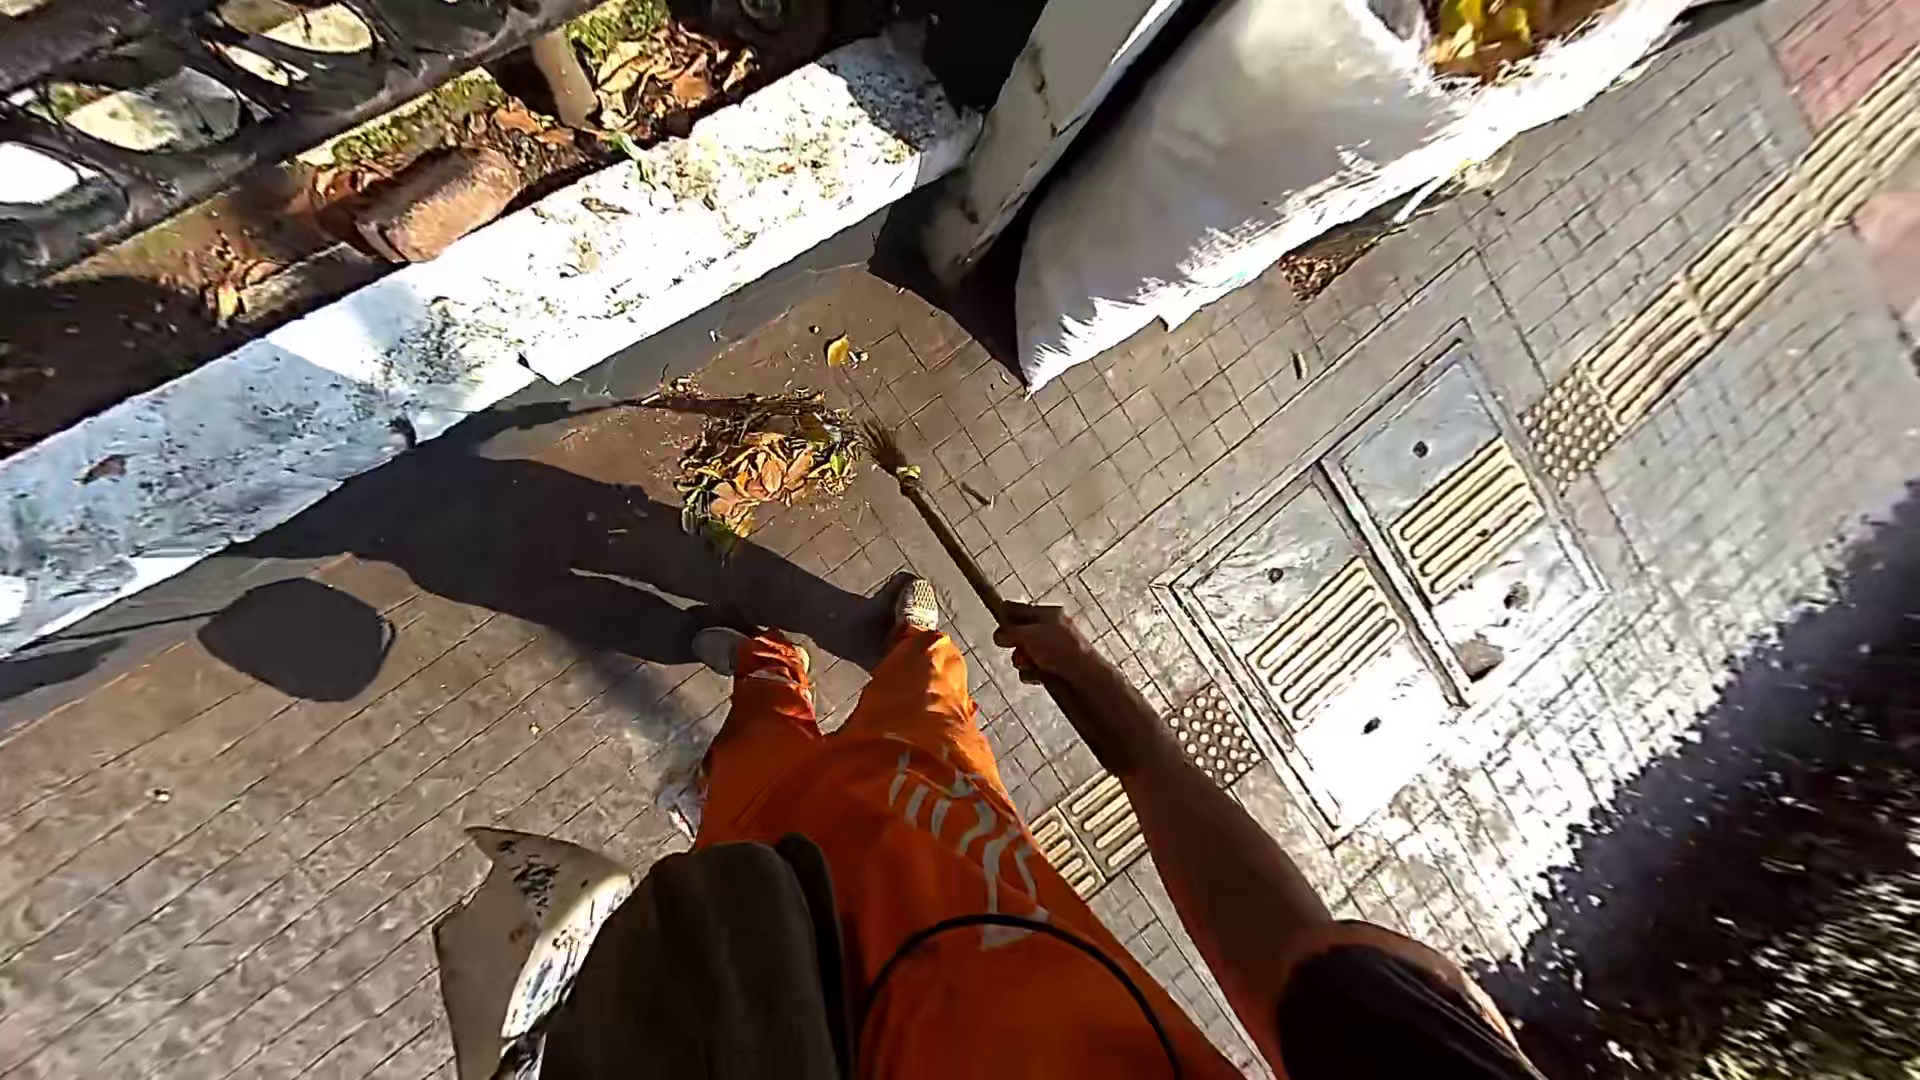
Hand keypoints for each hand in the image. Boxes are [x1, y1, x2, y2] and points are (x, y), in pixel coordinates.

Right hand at [991, 602, 1108, 686]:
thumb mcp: (1028, 634)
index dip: (1006, 616)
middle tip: (1020, 649)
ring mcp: (1051, 651)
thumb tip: (999, 635)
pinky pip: (1031, 670)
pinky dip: (1031, 674)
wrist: (1084, 677)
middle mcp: (1050, 630)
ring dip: (1022, 661)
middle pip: (1019, 634)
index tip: (999, 625)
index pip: (1019, 608)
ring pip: (1023, 654)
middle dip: (1015, 645)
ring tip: (1032, 664)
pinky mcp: (1052, 669)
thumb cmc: (1060, 648)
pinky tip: (1039, 676)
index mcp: (1048, 614)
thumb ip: (1009, 632)